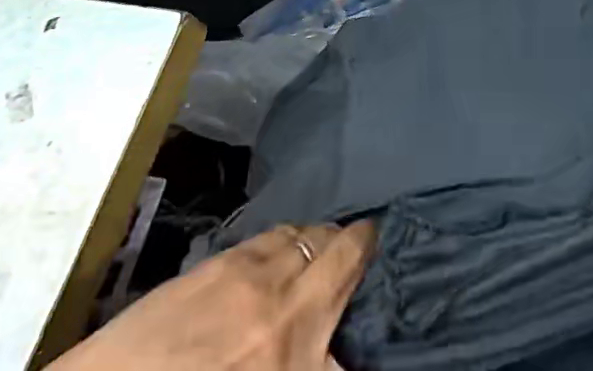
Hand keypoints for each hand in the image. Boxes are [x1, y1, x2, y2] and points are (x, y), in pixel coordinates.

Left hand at [48, 222, 374, 370]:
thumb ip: (312, 363)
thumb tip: (334, 351)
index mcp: (291, 335)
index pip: (347, 265)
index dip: (370, 247)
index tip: (381, 247)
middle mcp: (274, 291)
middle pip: (329, 241)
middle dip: (351, 241)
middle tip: (357, 253)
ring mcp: (239, 271)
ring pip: (295, 234)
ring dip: (314, 241)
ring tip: (317, 257)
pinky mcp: (210, 265)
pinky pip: (262, 239)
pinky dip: (280, 244)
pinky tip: (273, 263)